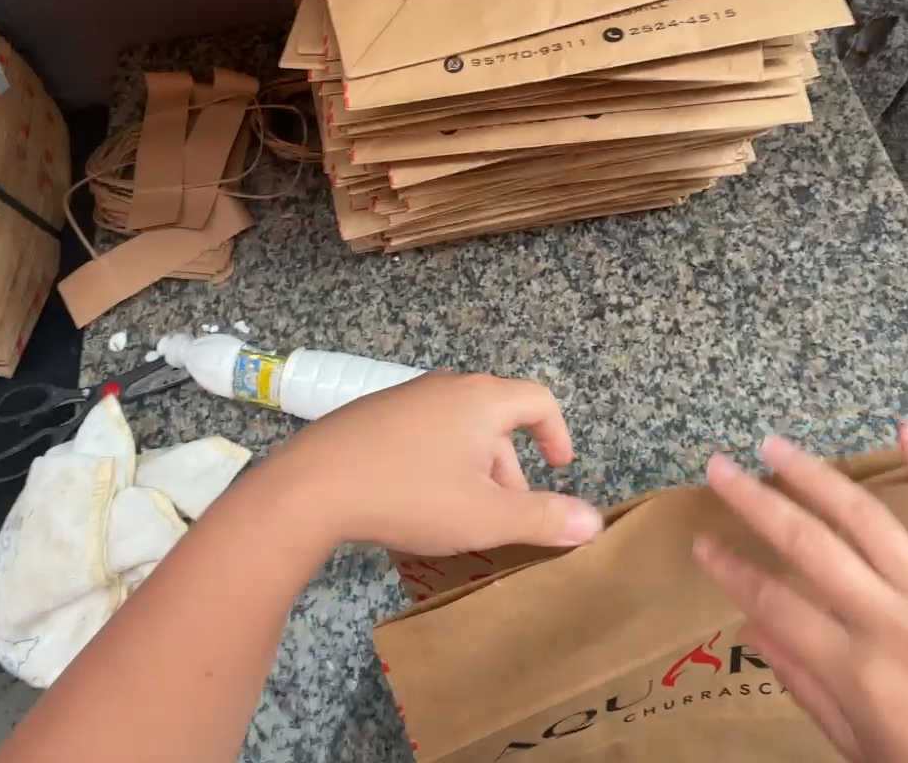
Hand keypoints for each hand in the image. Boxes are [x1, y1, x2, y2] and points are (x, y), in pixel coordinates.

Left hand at [260, 371, 602, 554]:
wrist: (313, 485)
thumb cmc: (411, 494)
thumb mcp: (485, 515)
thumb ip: (543, 517)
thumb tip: (595, 521)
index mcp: (482, 399)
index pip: (538, 400)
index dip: (557, 433)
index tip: (561, 468)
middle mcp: (448, 386)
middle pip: (497, 419)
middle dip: (509, 468)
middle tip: (505, 514)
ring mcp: (407, 395)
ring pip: (459, 428)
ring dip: (473, 468)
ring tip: (461, 514)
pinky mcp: (375, 412)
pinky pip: (425, 431)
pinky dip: (439, 460)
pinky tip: (417, 499)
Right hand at [694, 421, 907, 762]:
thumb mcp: (865, 753)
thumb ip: (808, 688)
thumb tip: (753, 630)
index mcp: (862, 674)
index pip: (774, 604)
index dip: (731, 571)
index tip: (700, 544)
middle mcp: (895, 623)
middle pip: (810, 545)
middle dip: (755, 502)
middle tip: (718, 467)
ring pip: (867, 518)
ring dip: (814, 475)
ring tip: (774, 446)